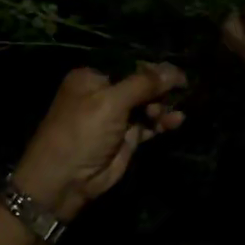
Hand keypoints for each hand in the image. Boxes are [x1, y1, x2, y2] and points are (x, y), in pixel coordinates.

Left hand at [12, 64, 186, 220]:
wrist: (66, 179)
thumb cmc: (82, 132)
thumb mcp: (110, 102)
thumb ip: (143, 84)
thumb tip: (175, 71)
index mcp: (92, 77)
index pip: (128, 64)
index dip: (153, 68)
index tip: (177, 73)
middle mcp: (103, 94)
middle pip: (140, 85)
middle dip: (160, 89)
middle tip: (179, 93)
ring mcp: (115, 117)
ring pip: (147, 105)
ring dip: (163, 107)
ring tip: (173, 113)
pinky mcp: (125, 138)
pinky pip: (149, 125)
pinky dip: (162, 122)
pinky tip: (176, 121)